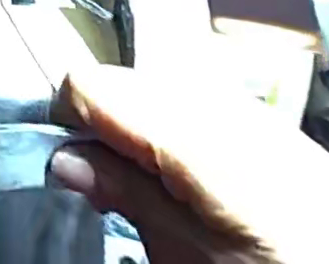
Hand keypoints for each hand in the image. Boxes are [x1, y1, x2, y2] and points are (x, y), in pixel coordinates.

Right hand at [48, 66, 328, 262]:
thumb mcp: (204, 263)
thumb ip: (129, 199)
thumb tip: (62, 159)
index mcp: (189, 129)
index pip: (84, 84)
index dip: (68, 124)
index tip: (82, 175)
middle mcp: (211, 98)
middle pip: (113, 82)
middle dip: (102, 129)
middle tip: (122, 195)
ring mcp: (243, 104)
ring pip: (147, 90)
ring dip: (137, 132)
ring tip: (165, 195)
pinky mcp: (266, 120)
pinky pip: (188, 102)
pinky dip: (173, 133)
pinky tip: (202, 185)